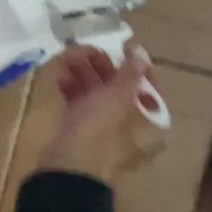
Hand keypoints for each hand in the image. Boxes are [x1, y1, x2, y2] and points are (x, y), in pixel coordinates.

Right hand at [39, 44, 163, 184]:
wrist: (68, 164)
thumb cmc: (100, 128)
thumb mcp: (118, 96)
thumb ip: (130, 72)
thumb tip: (139, 51)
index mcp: (150, 120)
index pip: (149, 87)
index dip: (136, 66)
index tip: (120, 47)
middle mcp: (132, 124)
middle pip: (120, 89)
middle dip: (103, 68)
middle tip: (86, 49)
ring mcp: (105, 127)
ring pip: (97, 95)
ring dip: (84, 75)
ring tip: (68, 58)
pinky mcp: (81, 129)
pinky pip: (80, 104)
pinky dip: (73, 89)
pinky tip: (61, 76)